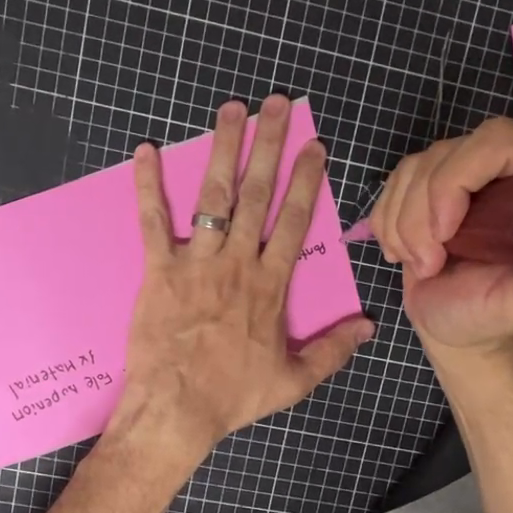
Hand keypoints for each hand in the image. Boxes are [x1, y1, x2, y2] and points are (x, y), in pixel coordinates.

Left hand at [105, 95, 374, 467]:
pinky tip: (144, 152)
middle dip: (269, 145)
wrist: (178, 408)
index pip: (294, 221)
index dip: (306, 180)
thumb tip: (369, 327)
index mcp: (270, 285)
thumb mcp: (294, 381)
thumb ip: (333, 351)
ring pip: (213, 197)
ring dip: (223, 150)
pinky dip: (147, 186)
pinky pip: (152, 222)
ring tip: (231, 110)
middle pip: (257, 195)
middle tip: (276, 104)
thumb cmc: (233, 396)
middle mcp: (237, 263)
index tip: (314, 146)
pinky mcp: (158, 272)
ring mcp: (196, 264)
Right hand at [370, 118, 512, 354]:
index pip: (499, 141)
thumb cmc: (494, 318)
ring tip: (424, 264)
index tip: (445, 234)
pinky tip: (407, 253)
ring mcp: (470, 174)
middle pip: (449, 152)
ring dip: (404, 225)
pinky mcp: (432, 186)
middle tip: (428, 261)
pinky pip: (395, 183)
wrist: (453, 329)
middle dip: (421, 210)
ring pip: (416, 168)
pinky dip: (389, 224)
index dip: (456, 179)